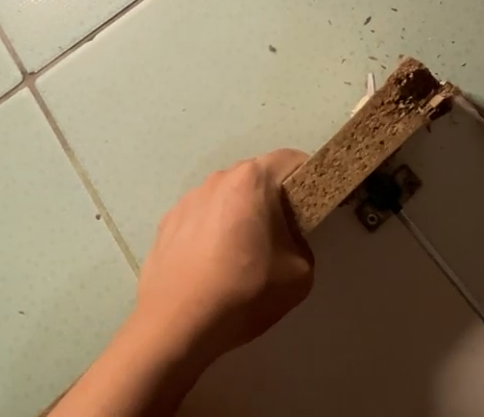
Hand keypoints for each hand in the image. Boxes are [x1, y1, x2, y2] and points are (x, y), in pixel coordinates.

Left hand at [128, 148, 314, 366]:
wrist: (177, 324)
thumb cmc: (244, 291)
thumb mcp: (300, 274)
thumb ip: (301, 244)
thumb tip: (287, 242)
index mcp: (252, 180)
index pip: (290, 160)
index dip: (309, 176)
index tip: (314, 202)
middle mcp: (219, 178)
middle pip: (255, 177)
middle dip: (272, 199)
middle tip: (282, 234)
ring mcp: (189, 199)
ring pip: (226, 197)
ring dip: (239, 215)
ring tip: (241, 256)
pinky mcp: (168, 222)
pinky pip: (201, 218)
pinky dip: (211, 232)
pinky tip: (211, 266)